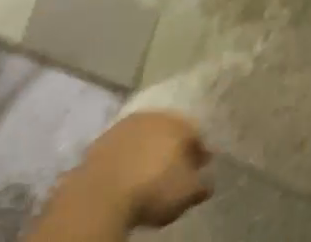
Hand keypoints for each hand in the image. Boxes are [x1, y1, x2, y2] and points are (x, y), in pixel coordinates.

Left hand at [66, 111, 212, 227]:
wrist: (104, 189)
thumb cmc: (154, 190)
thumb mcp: (187, 195)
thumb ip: (201, 184)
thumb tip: (206, 179)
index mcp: (177, 125)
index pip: (195, 133)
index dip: (200, 150)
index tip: (202, 165)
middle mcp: (153, 115)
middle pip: (170, 127)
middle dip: (176, 144)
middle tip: (179, 164)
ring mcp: (127, 122)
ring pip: (147, 130)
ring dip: (152, 144)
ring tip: (154, 166)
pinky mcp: (106, 134)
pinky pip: (127, 140)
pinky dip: (133, 150)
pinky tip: (132, 166)